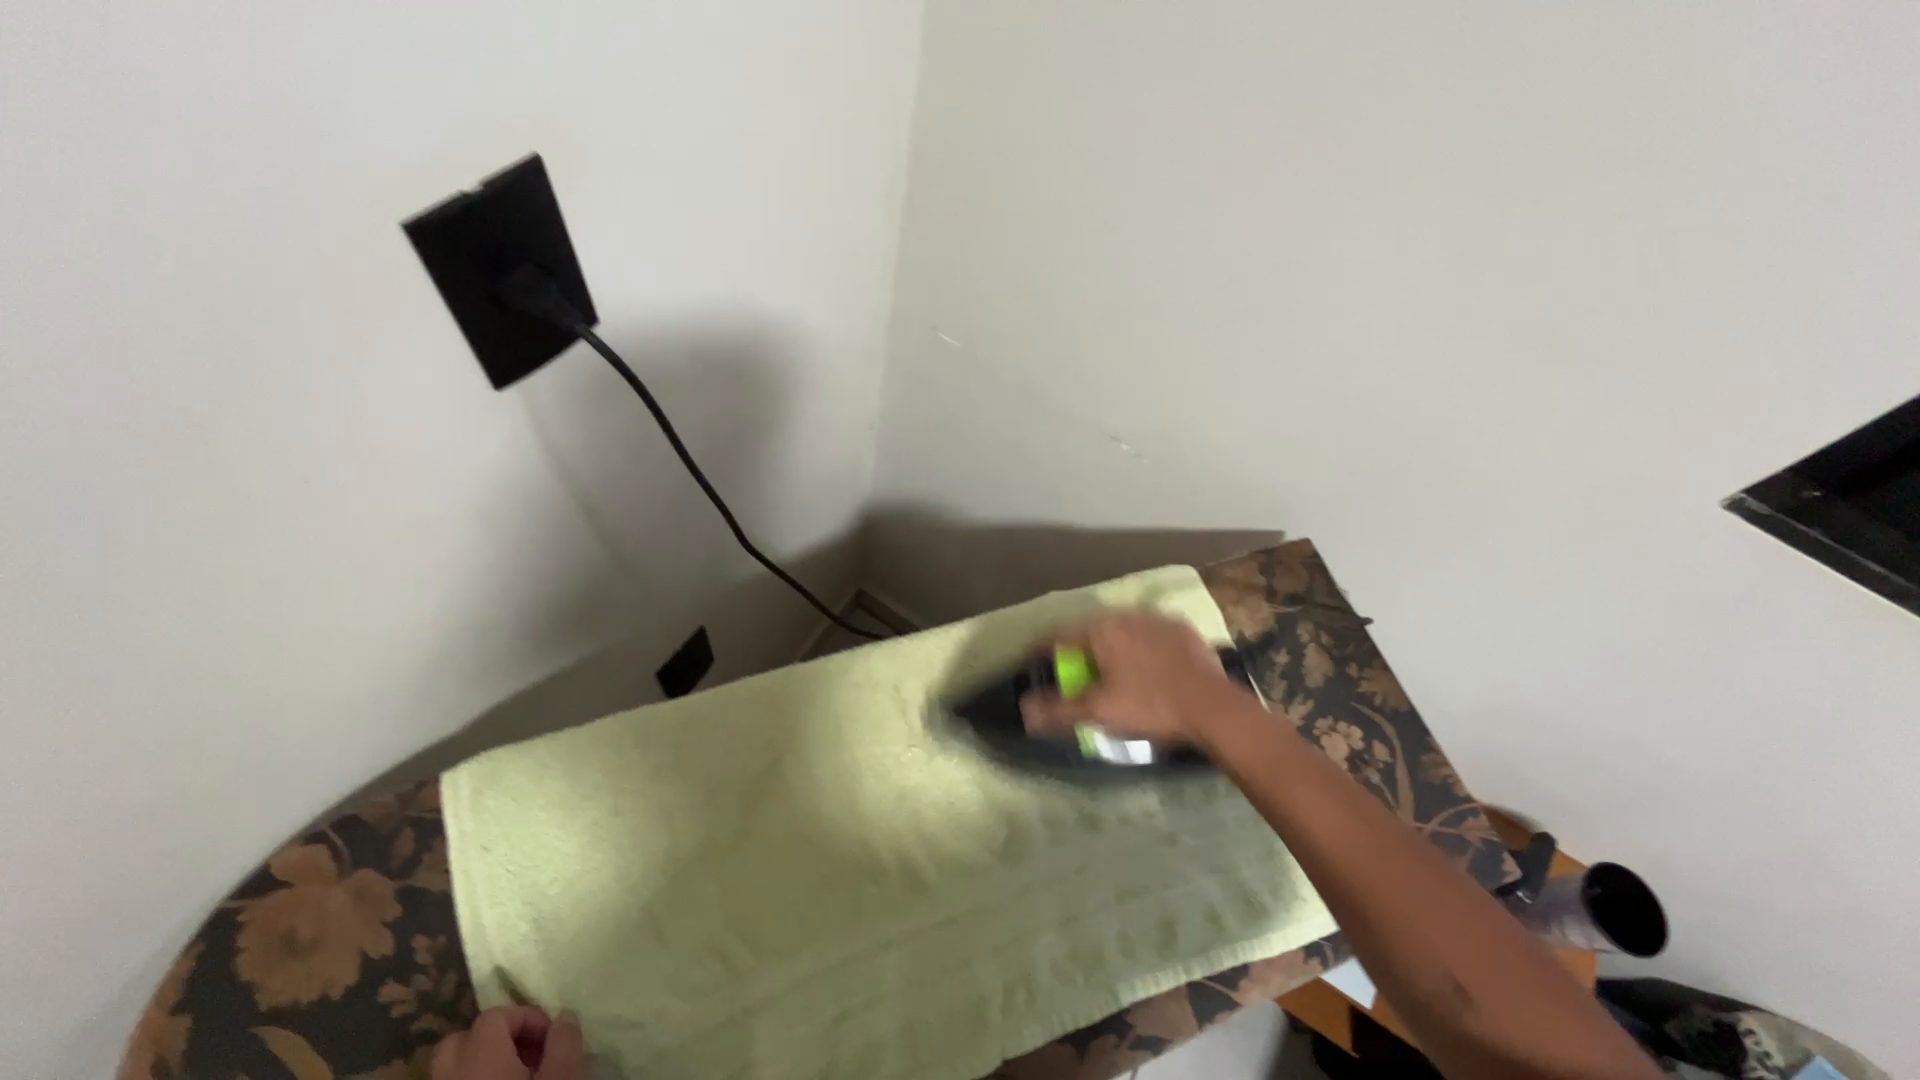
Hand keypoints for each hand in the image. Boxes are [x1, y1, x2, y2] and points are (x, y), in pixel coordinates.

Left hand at [432, 1006, 583, 1079]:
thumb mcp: (563, 1078)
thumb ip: (564, 1043)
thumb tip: (565, 1015)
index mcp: (481, 1057)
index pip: (494, 1016)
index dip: (526, 1018)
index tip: (551, 1037)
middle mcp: (452, 1074)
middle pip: (461, 1040)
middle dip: (494, 1038)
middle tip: (525, 1053)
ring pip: (450, 1067)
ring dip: (480, 1061)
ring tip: (512, 1073)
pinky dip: (471, 1079)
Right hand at [1018, 611, 1235, 743]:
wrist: (1213, 707)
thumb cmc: (1149, 706)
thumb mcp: (1098, 712)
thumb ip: (1058, 709)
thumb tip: (1024, 709)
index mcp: (1100, 630)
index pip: (1058, 635)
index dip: (1042, 651)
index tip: (1034, 664)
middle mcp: (1126, 616)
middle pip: (1091, 631)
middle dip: (1079, 651)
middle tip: (1076, 675)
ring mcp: (1158, 620)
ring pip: (1123, 632)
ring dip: (1112, 648)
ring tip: (1112, 672)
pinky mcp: (1184, 631)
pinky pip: (1152, 637)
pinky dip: (1142, 650)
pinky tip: (1148, 670)